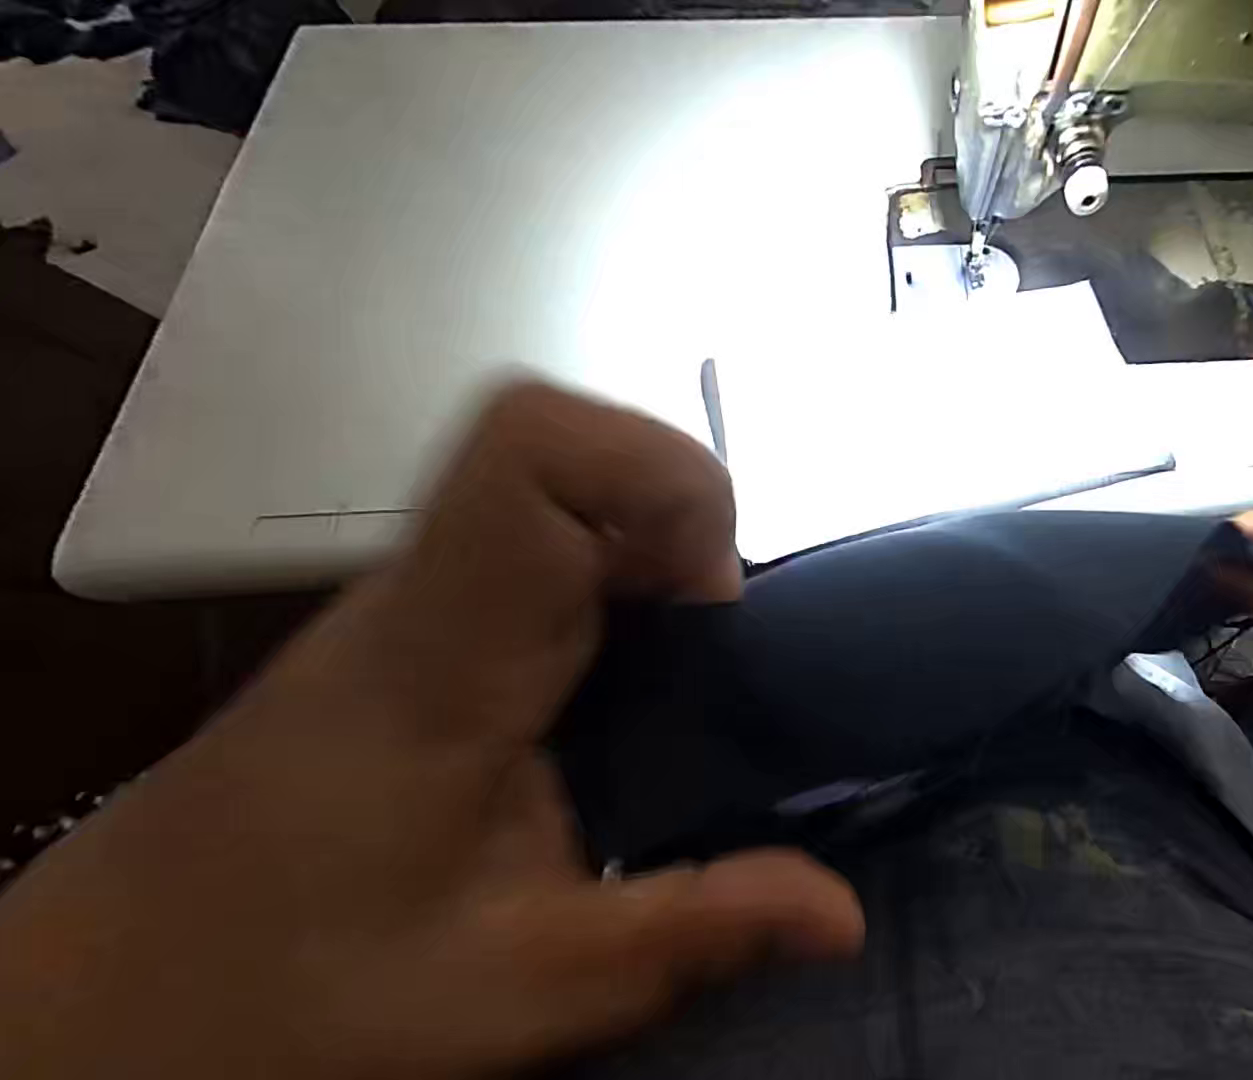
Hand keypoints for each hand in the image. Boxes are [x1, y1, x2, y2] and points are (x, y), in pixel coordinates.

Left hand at [0, 383, 863, 1078]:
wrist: (103, 1016)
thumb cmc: (289, 1004)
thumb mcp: (523, 992)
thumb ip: (695, 933)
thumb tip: (846, 915)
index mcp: (441, 653)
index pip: (534, 451)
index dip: (655, 472)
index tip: (709, 590)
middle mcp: (437, 591)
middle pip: (574, 447)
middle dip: (686, 518)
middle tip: (719, 642)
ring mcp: (438, 594)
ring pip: (578, 484)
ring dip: (669, 543)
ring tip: (695, 656)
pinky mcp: (450, 616)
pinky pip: (567, 535)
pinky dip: (639, 569)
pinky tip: (650, 662)